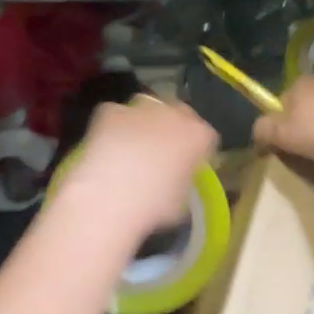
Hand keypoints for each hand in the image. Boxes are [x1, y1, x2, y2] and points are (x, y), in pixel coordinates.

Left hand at [59, 97, 217, 235]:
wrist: (109, 198)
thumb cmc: (152, 207)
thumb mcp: (181, 200)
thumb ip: (184, 178)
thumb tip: (176, 176)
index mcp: (199, 137)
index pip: (206, 136)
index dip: (196, 149)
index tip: (188, 162)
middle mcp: (174, 114)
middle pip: (179, 113)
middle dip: (173, 128)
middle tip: (160, 150)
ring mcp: (142, 109)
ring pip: (148, 107)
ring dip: (146, 121)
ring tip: (133, 144)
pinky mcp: (111, 110)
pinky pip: (117, 114)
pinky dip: (115, 125)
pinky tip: (108, 144)